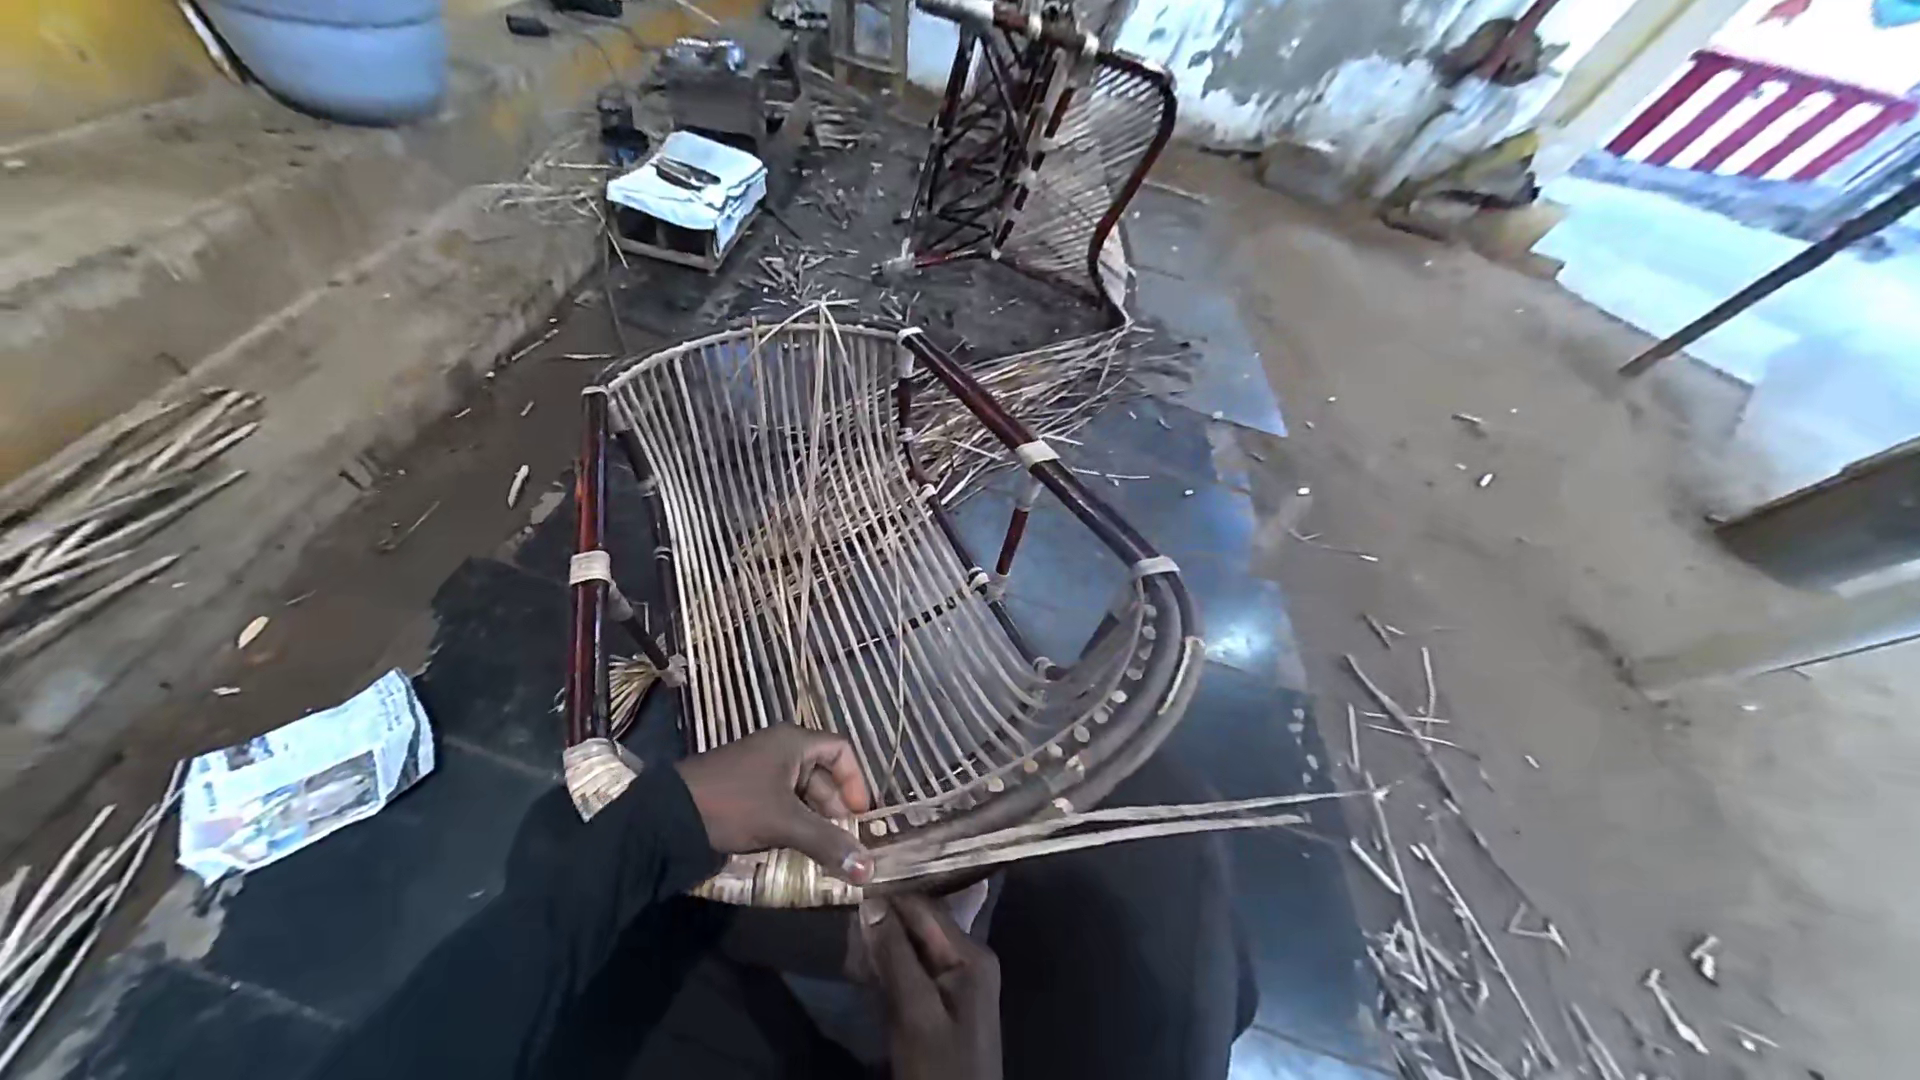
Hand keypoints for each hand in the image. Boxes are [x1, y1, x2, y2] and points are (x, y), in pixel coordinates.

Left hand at [674, 724, 874, 882]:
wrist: (666, 818)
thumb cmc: (734, 804)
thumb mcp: (784, 822)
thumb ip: (827, 843)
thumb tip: (869, 869)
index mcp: (793, 741)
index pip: (840, 750)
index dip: (855, 780)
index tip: (860, 814)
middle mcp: (780, 749)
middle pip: (823, 773)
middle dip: (835, 807)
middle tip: (844, 839)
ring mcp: (761, 769)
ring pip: (802, 791)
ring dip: (815, 818)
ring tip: (822, 848)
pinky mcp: (745, 791)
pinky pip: (782, 801)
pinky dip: (794, 821)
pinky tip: (796, 846)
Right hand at [861, 895, 1002, 1079]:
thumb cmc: (939, 1071)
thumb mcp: (914, 1013)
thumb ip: (894, 955)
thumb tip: (870, 902)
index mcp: (971, 953)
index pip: (925, 908)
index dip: (890, 894)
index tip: (855, 883)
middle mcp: (968, 957)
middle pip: (920, 924)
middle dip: (884, 920)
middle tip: (847, 916)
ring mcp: (958, 980)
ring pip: (913, 946)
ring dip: (882, 945)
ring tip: (851, 941)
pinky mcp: (943, 1002)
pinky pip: (914, 970)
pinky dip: (889, 967)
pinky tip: (865, 967)